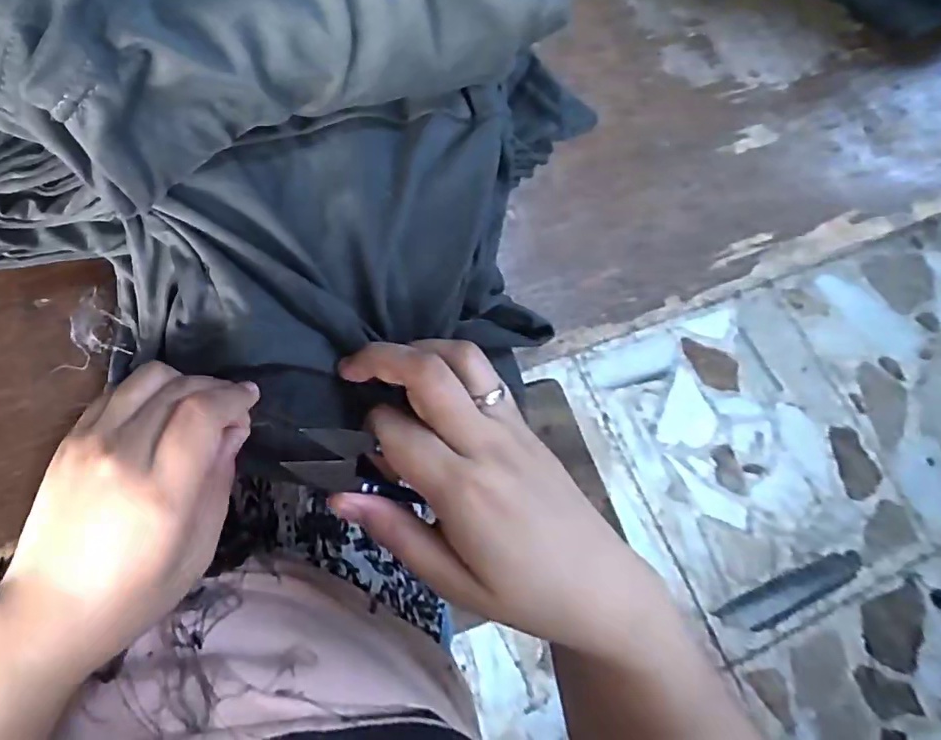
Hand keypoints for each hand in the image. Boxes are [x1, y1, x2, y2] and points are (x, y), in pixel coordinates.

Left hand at [0, 361, 257, 681]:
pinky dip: (146, 391)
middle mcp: (123, 454)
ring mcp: (90, 440)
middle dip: (213, 388)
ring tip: (193, 403)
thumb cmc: (132, 597)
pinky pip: (117, 391)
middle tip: (229, 405)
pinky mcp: (69, 437)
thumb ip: (218, 482)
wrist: (49, 609)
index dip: (233, 396)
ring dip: (180, 380)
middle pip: (177, 388)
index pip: (202, 412)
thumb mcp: (196, 551)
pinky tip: (155, 412)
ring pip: (146, 377)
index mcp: (160, 492)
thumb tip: (233, 429)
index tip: (250, 398)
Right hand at [329, 340, 671, 657]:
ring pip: (461, 357)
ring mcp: (510, 426)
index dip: (368, 427)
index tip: (363, 445)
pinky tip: (432, 380)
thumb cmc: (522, 593)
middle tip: (349, 367)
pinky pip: (484, 372)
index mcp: (464, 490)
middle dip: (379, 358)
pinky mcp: (524, 421)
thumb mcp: (450, 580)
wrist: (604, 590)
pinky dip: (448, 360)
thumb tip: (336, 495)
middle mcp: (487, 445)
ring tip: (391, 366)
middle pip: (428, 373)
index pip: (397, 429)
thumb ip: (393, 530)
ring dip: (418, 348)